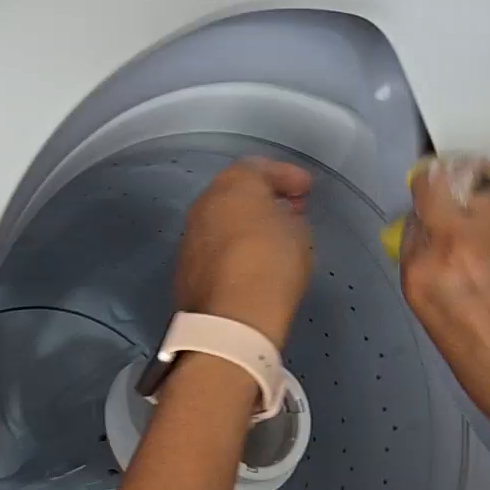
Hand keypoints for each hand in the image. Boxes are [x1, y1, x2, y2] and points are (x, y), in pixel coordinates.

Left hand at [175, 158, 314, 348]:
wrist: (230, 321)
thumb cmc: (271, 266)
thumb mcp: (299, 235)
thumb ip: (289, 219)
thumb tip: (279, 222)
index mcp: (232, 185)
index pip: (261, 168)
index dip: (288, 177)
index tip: (305, 189)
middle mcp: (203, 206)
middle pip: (234, 194)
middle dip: (261, 201)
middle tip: (287, 211)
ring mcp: (189, 240)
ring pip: (219, 224)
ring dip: (242, 227)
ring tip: (268, 241)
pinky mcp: (184, 272)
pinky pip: (212, 252)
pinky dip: (228, 253)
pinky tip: (246, 266)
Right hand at [398, 155, 489, 439]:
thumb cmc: (487, 371)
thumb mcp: (438, 322)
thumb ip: (435, 275)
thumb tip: (441, 245)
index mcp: (421, 274)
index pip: (411, 222)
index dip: (424, 222)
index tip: (435, 228)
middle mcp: (455, 240)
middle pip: (438, 182)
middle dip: (445, 186)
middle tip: (459, 201)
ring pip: (482, 181)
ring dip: (484, 194)